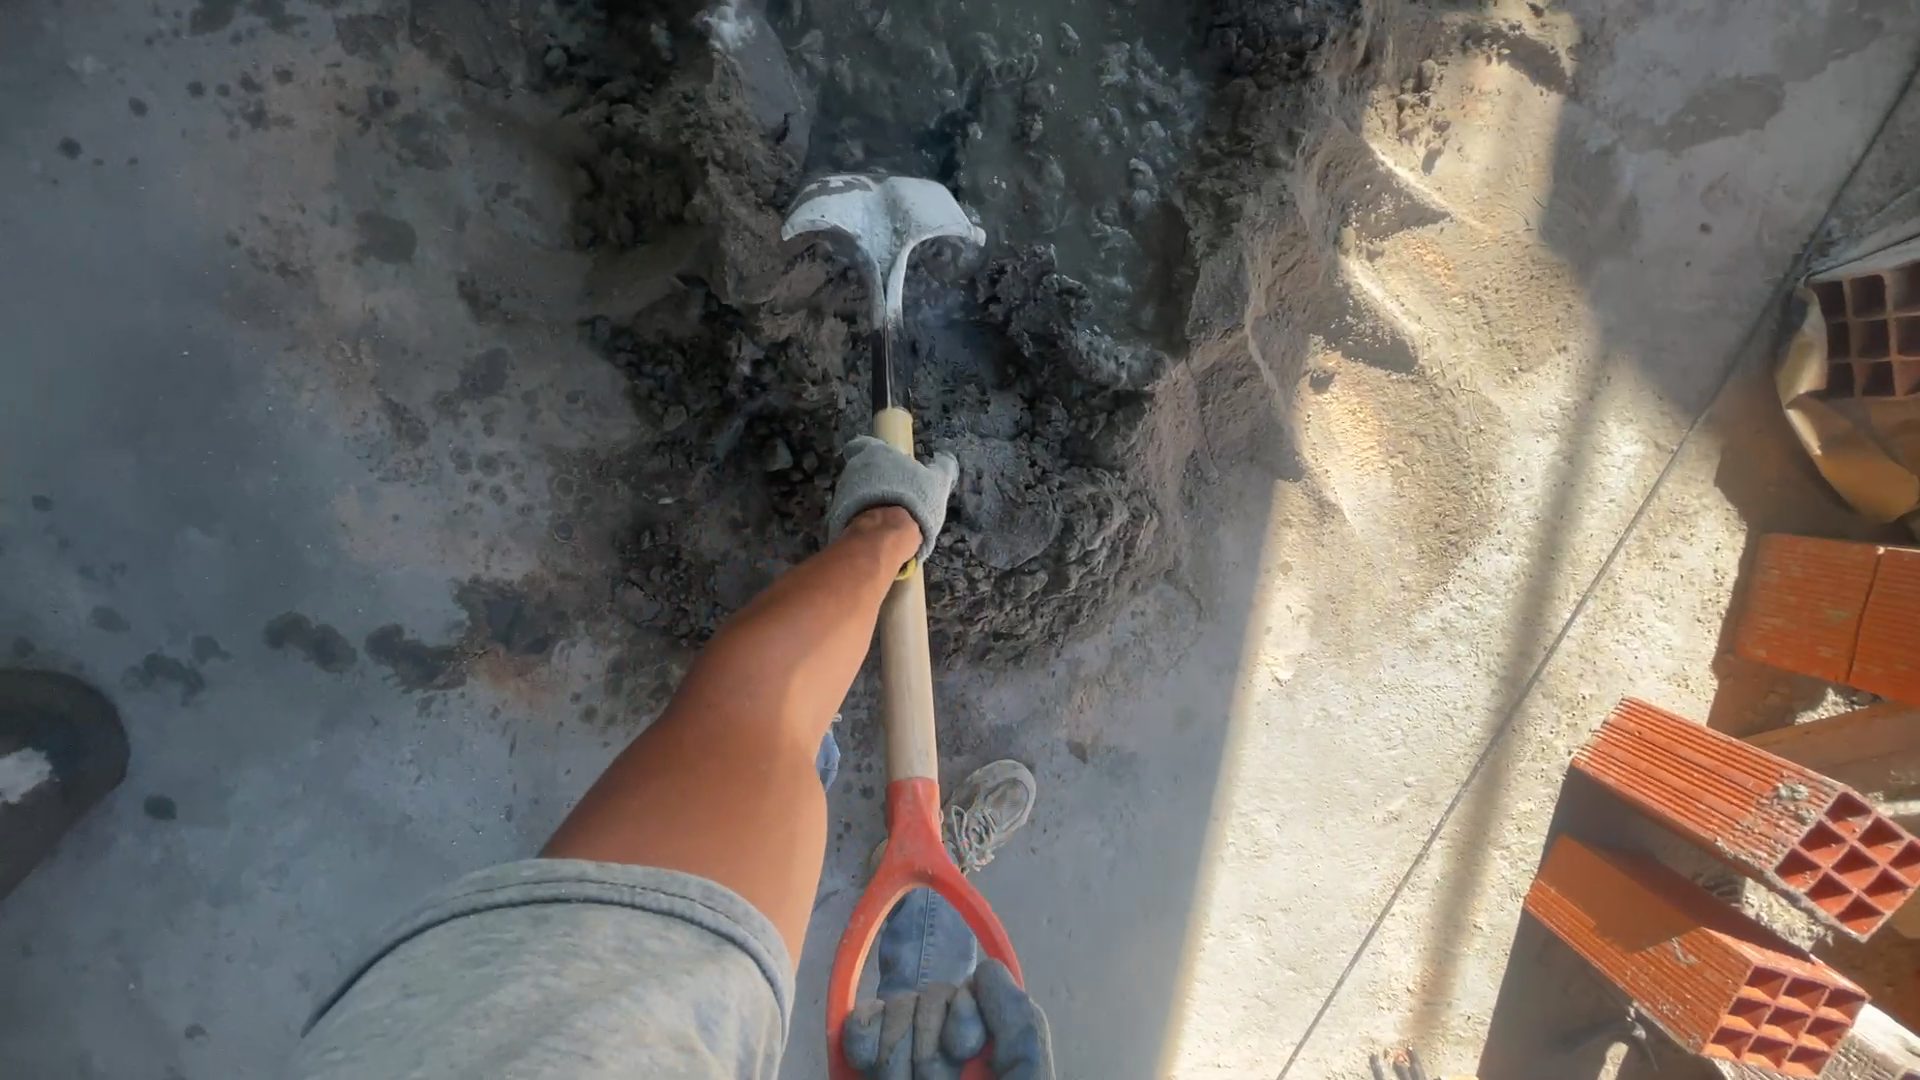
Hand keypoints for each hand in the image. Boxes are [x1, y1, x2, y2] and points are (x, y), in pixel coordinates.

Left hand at [827, 436, 958, 565]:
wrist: (886, 534)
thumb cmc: (914, 500)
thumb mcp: (938, 483)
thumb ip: (942, 467)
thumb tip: (944, 458)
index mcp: (875, 452)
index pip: (864, 443)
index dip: (872, 451)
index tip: (884, 462)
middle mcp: (853, 468)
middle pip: (860, 468)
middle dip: (873, 479)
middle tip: (892, 492)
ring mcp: (842, 492)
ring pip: (854, 491)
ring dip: (868, 499)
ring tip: (888, 513)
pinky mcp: (838, 515)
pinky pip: (851, 513)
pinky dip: (862, 518)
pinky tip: (879, 528)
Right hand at [843, 960, 1053, 1079]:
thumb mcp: (1025, 1076)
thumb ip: (1019, 1024)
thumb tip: (987, 969)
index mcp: (985, 1045)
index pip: (969, 989)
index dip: (963, 1013)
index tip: (964, 1050)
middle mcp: (944, 1042)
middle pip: (930, 995)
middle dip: (927, 1043)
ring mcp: (902, 1053)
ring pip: (895, 1007)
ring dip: (896, 1052)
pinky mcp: (863, 1063)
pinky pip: (858, 1024)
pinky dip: (862, 1039)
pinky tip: (870, 1066)